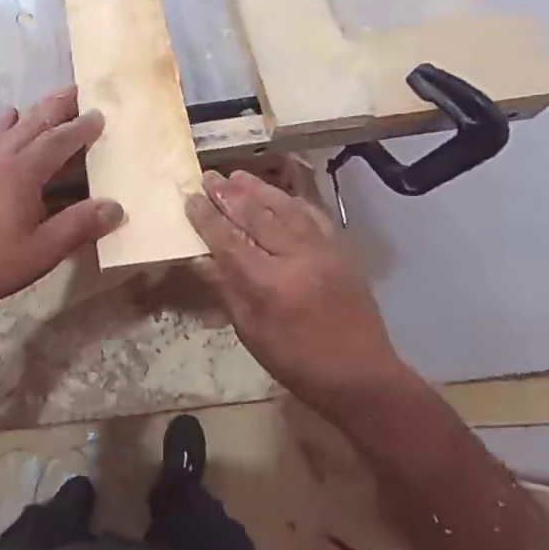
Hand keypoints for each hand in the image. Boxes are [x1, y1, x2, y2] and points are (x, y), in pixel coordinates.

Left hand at [0, 87, 123, 313]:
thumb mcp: (43, 251)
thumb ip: (79, 226)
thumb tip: (115, 207)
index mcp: (21, 174)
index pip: (57, 142)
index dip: (80, 128)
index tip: (99, 114)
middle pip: (32, 124)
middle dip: (56, 107)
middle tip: (76, 89)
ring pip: (9, 129)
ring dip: (32, 113)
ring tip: (47, 103)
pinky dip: (4, 126)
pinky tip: (6, 123)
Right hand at [186, 167, 405, 406]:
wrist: (359, 374)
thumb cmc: (296, 361)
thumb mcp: (250, 332)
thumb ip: (226, 289)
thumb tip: (200, 258)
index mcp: (269, 284)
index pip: (229, 240)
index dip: (206, 217)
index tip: (189, 197)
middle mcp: (297, 258)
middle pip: (256, 215)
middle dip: (229, 194)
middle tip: (208, 176)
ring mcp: (323, 250)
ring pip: (286, 208)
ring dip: (259, 189)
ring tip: (237, 175)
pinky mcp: (342, 250)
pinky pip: (314, 216)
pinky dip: (293, 201)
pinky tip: (280, 194)